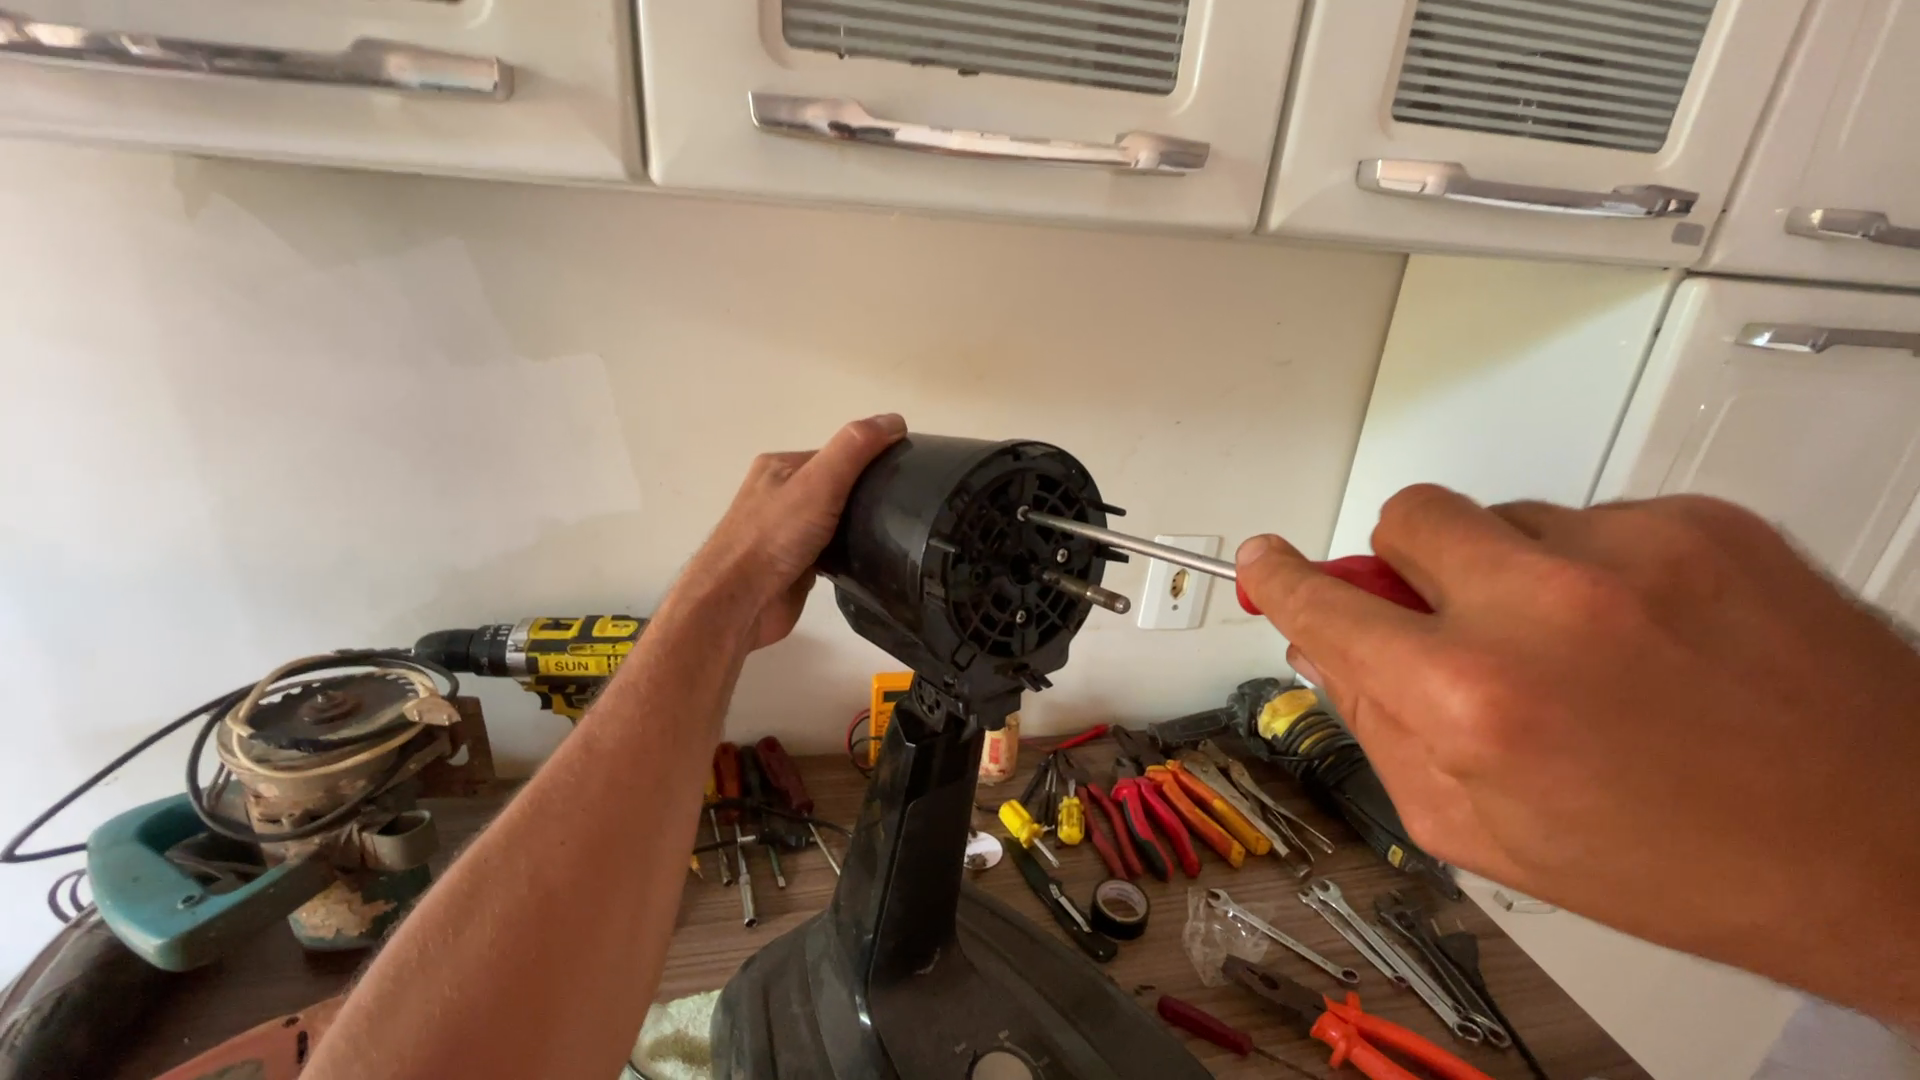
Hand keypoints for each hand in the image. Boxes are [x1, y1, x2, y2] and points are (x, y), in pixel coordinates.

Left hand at [677, 414, 906, 650]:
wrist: (739, 603)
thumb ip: (855, 449)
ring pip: (835, 521)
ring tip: (893, 533)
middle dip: (866, 495)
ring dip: (859, 527)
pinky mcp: (795, 567)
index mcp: (780, 466)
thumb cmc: (773, 537)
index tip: (905, 472)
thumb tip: (895, 420)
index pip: (837, 453)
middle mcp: (780, 496)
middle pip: (837, 486)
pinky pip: (832, 552)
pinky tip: (869, 559)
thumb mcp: (819, 481)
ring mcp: (786, 533)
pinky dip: (849, 554)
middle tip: (902, 507)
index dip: (870, 458)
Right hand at [1237, 485, 1919, 1023]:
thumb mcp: (1476, 831)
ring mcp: (1628, 552)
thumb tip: (1327, 649)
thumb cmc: (1678, 864)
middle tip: (1452, 616)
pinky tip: (1645, 634)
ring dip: (1507, 569)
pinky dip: (1592, 567)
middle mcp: (1539, 608)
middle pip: (1407, 519)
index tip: (1264, 558)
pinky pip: (1592, 519)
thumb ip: (1375, 729)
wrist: (1899, 855)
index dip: (1282, 579)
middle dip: (1407, 563)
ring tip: (1577, 645)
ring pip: (1500, 517)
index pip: (1329, 606)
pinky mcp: (1704, 523)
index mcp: (1469, 700)